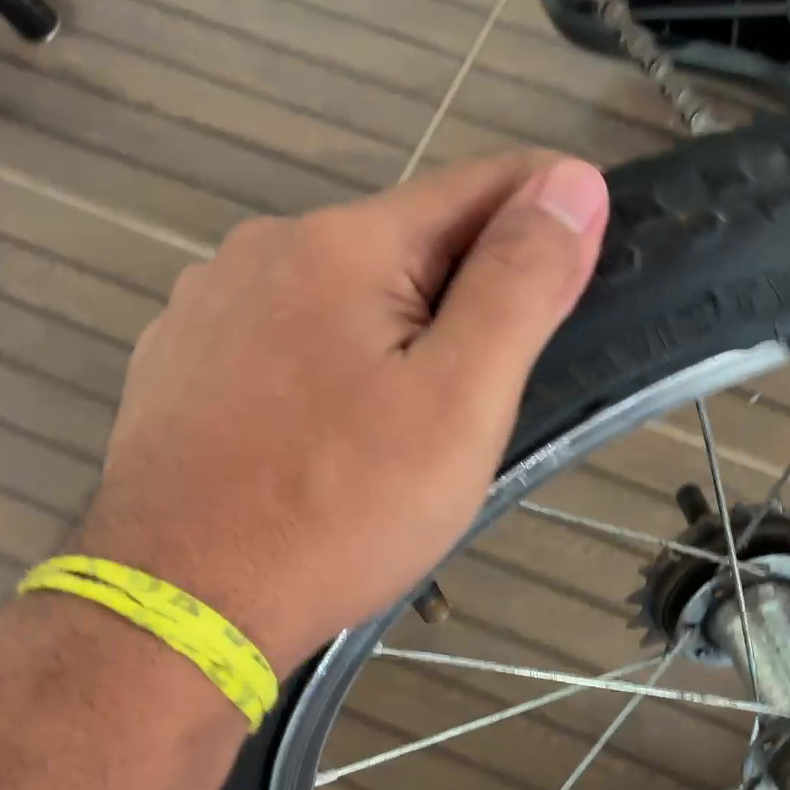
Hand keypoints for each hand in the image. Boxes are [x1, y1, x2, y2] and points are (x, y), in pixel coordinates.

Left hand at [80, 154, 609, 673]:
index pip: (481, 187)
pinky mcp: (189, 359)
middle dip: (484, 281)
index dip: (552, 205)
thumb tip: (574, 186)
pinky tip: (354, 421)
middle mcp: (268, 249)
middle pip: (417, 239)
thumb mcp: (463, 397)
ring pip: (356, 287)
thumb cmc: (346, 505)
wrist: (186, 603)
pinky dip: (352, 351)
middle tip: (521, 367)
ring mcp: (214, 304)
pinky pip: (301, 329)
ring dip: (416, 320)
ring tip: (441, 407)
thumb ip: (520, 285)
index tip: (603, 240)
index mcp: (346, 245)